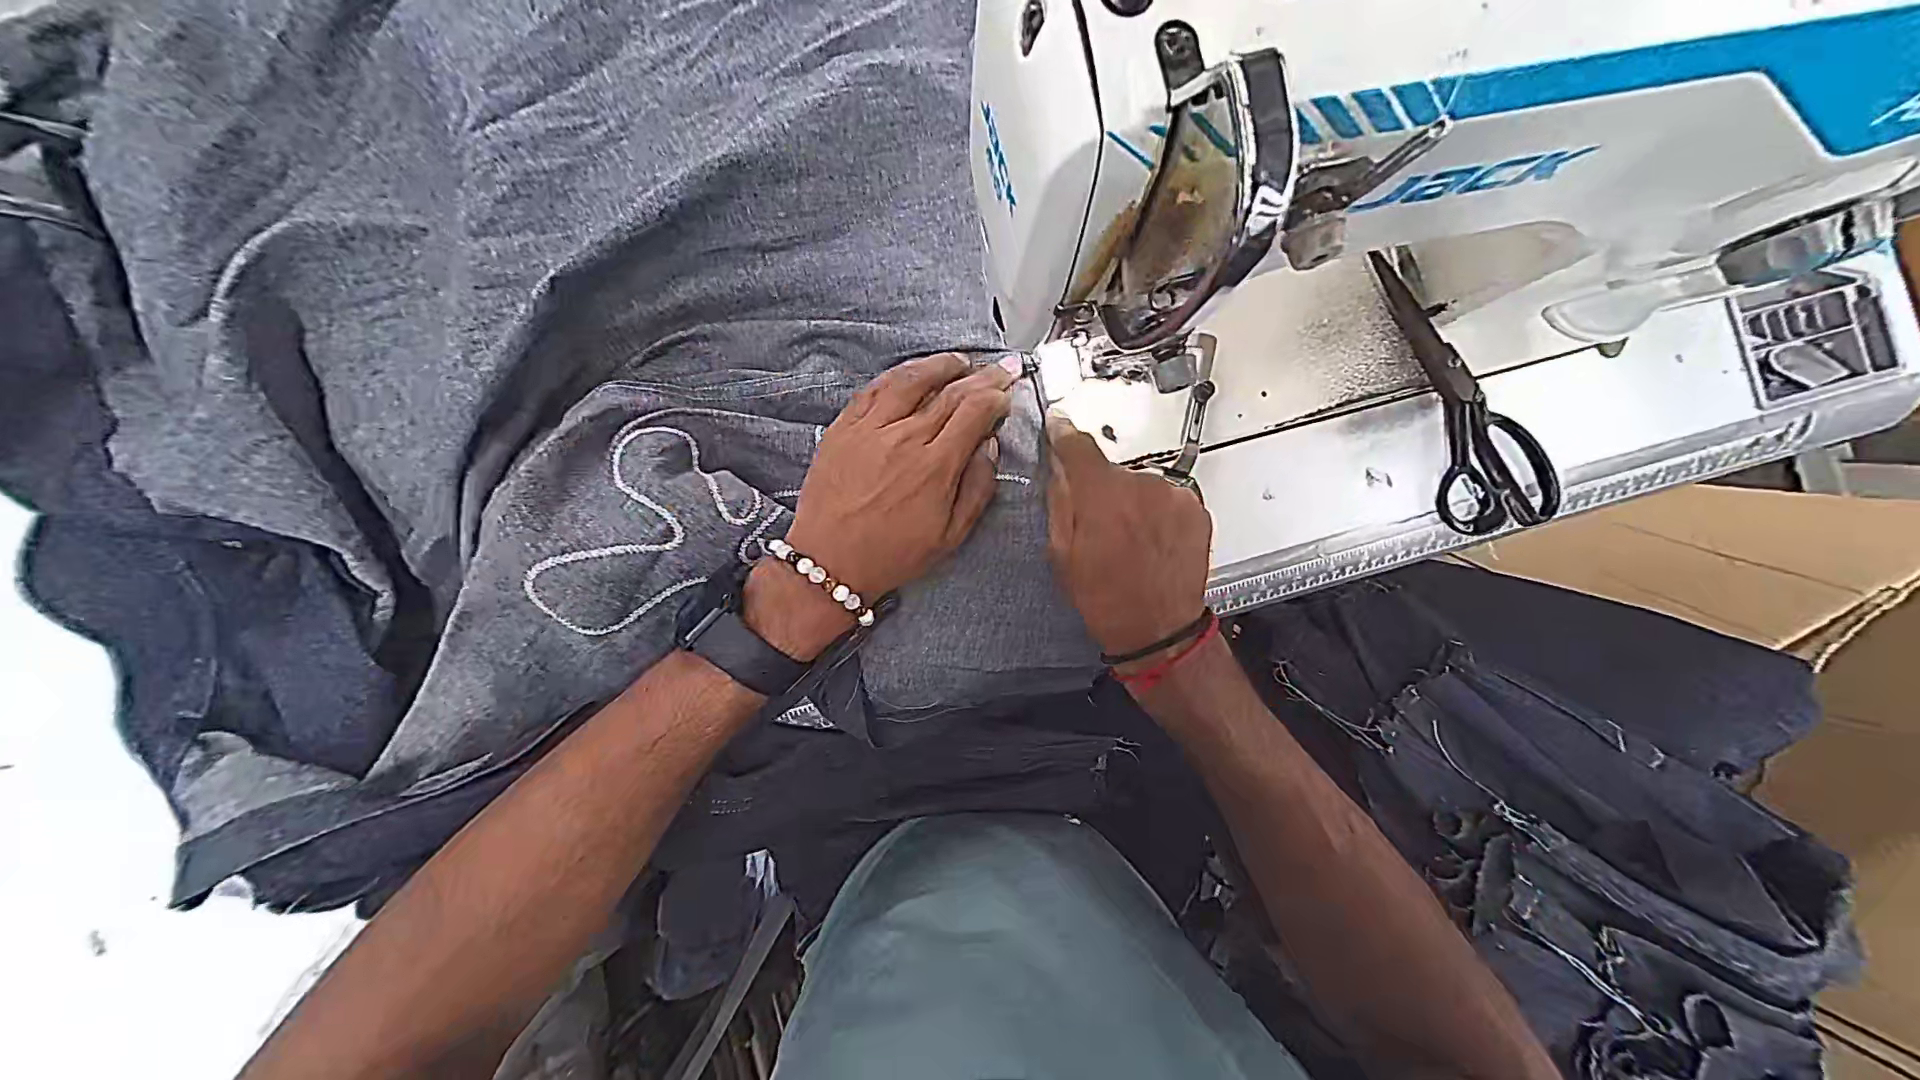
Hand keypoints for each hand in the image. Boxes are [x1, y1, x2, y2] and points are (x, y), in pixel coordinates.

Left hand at [744, 353, 1019, 658]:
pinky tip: (912, 373)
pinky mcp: (844, 428)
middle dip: (982, 376)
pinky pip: (874, 389)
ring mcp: (871, 429)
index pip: (975, 411)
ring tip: (960, 361)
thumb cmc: (890, 554)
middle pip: (951, 391)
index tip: (1006, 394)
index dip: (996, 396)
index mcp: (935, 466)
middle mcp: (904, 438)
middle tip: (998, 368)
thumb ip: (977, 488)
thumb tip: (990, 448)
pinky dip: (898, 375)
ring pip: (912, 379)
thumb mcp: (950, 536)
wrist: (831, 562)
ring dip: (941, 365)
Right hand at [1045, 413, 1211, 663]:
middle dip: (1101, 488)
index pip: (1077, 443)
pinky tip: (1151, 541)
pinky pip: (1166, 496)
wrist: (1158, 628)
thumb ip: (1058, 501)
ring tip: (1130, 540)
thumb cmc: (1109, 599)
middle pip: (1111, 469)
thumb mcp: (1061, 553)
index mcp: (1099, 495)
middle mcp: (1140, 486)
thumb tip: (1058, 470)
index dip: (1063, 432)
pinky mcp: (1195, 507)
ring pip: (1140, 483)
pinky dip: (1157, 511)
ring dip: (1132, 501)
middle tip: (1100, 526)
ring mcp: (1172, 495)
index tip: (1059, 426)